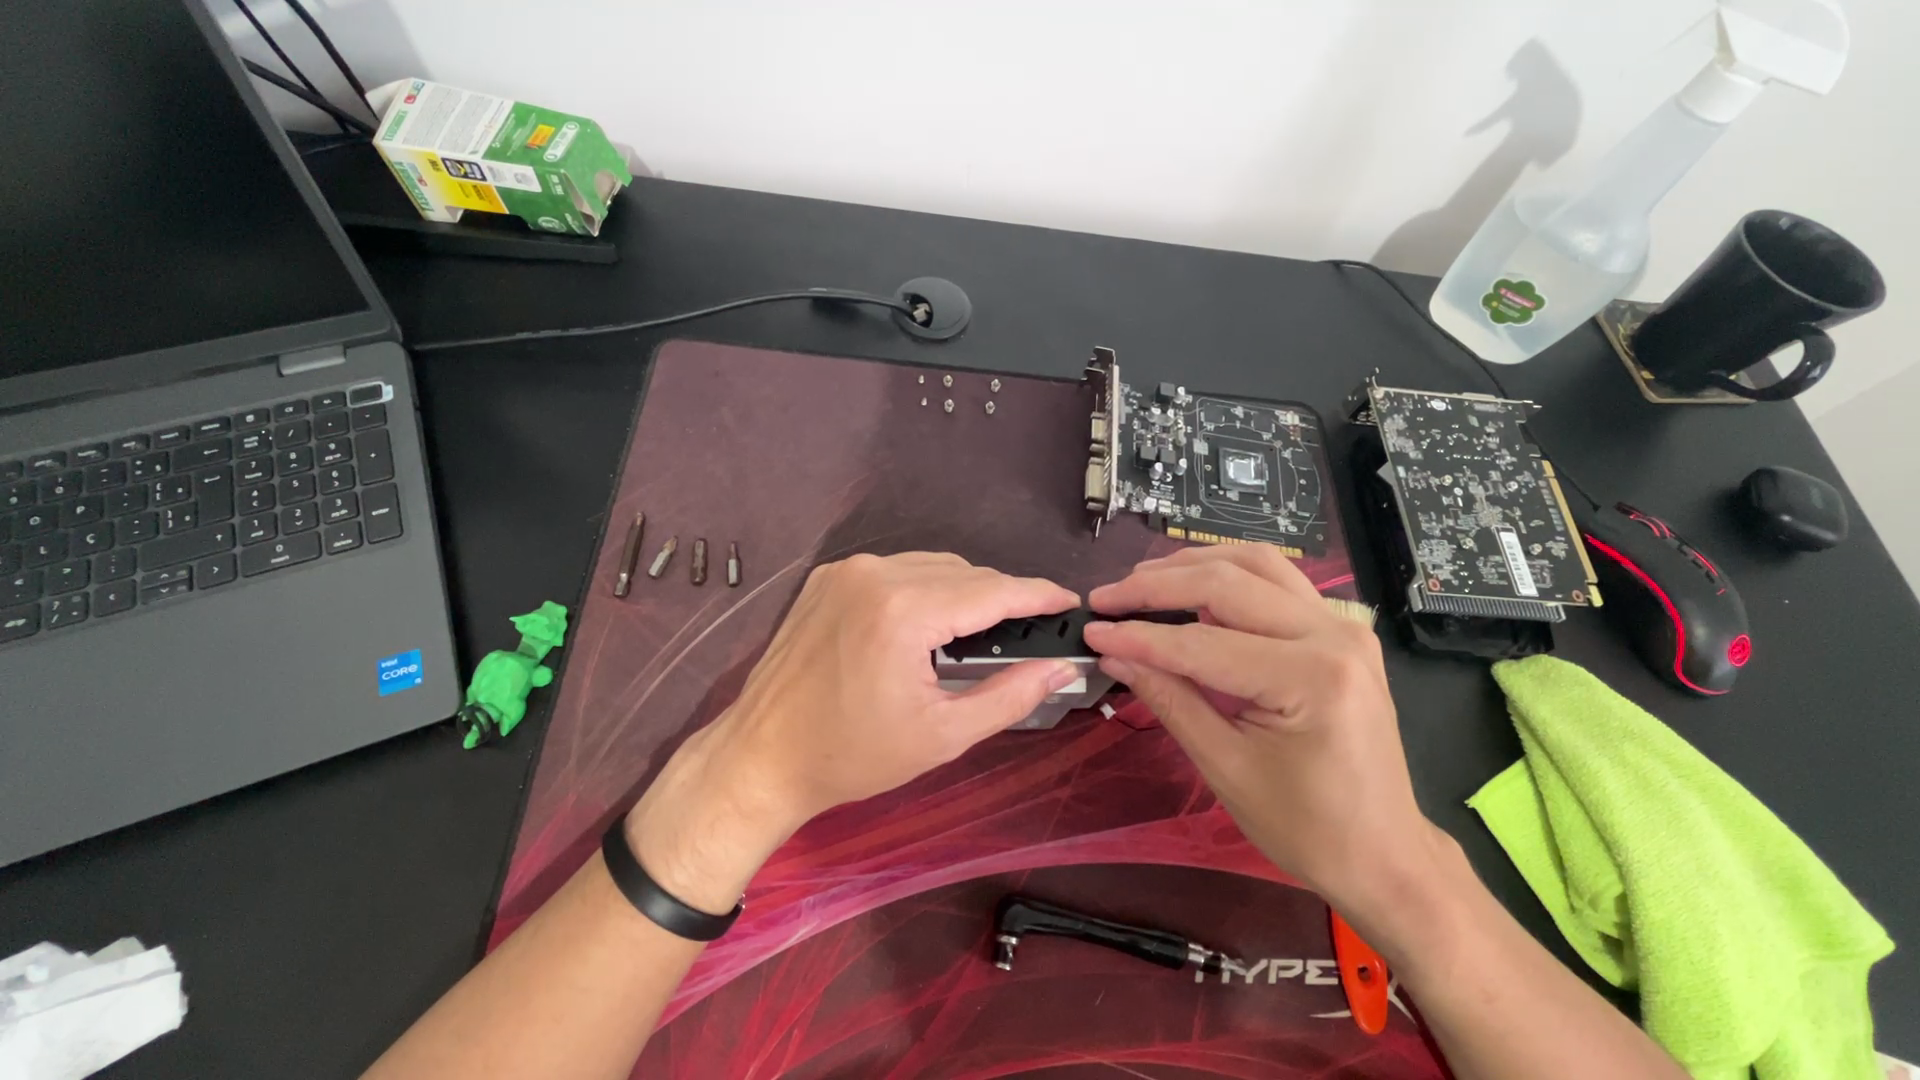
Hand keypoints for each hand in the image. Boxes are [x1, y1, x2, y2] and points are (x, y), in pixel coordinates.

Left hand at [626, 553, 1079, 910]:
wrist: (762, 756)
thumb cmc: (852, 756)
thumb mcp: (942, 735)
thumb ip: (1010, 695)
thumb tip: (1059, 667)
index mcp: (904, 612)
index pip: (992, 590)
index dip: (1038, 595)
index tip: (1069, 603)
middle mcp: (874, 576)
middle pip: (964, 573)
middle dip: (1001, 600)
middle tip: (1024, 636)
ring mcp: (845, 572)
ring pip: (931, 566)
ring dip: (962, 593)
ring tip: (976, 635)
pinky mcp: (826, 578)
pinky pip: (895, 571)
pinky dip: (923, 589)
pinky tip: (926, 626)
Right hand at [1083, 545, 1444, 919]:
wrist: (1382, 852)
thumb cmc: (1305, 826)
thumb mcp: (1225, 766)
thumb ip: (1168, 699)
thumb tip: (1113, 654)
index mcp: (1311, 678)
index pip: (1203, 642)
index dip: (1139, 635)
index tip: (1091, 630)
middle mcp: (1334, 635)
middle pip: (1229, 582)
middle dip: (1157, 586)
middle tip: (1106, 598)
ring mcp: (1344, 626)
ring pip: (1257, 564)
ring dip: (1193, 567)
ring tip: (1141, 583)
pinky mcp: (1341, 630)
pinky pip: (1277, 582)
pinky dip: (1227, 576)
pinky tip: (1191, 589)